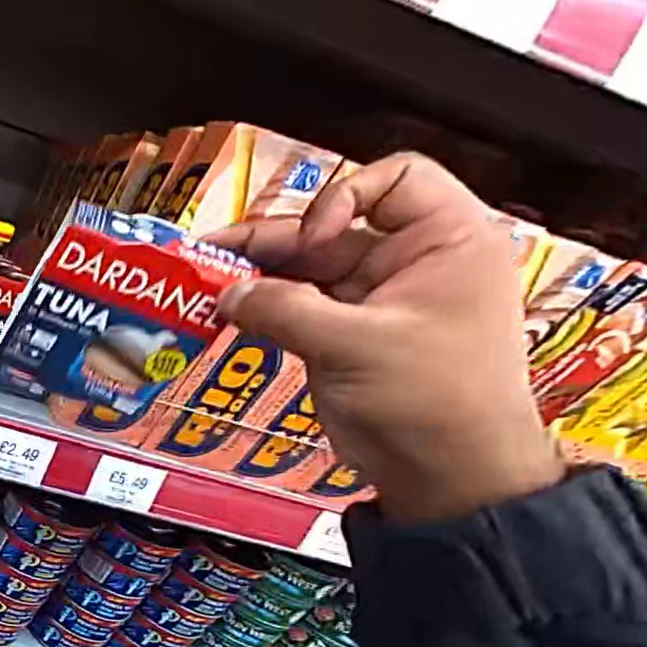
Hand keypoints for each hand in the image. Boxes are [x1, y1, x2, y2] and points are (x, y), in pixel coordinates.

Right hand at [208, 152, 564, 522]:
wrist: (440, 467)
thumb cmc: (431, 398)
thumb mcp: (357, 344)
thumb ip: (286, 311)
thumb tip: (227, 294)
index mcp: (443, 242)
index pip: (395, 179)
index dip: (342, 198)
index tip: (310, 239)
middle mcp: (404, 262)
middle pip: (326, 228)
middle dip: (269, 241)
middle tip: (209, 251)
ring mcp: (366, 300)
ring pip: (299, 270)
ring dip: (252, 274)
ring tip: (203, 280)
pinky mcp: (335, 334)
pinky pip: (289, 307)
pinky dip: (255, 307)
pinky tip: (221, 311)